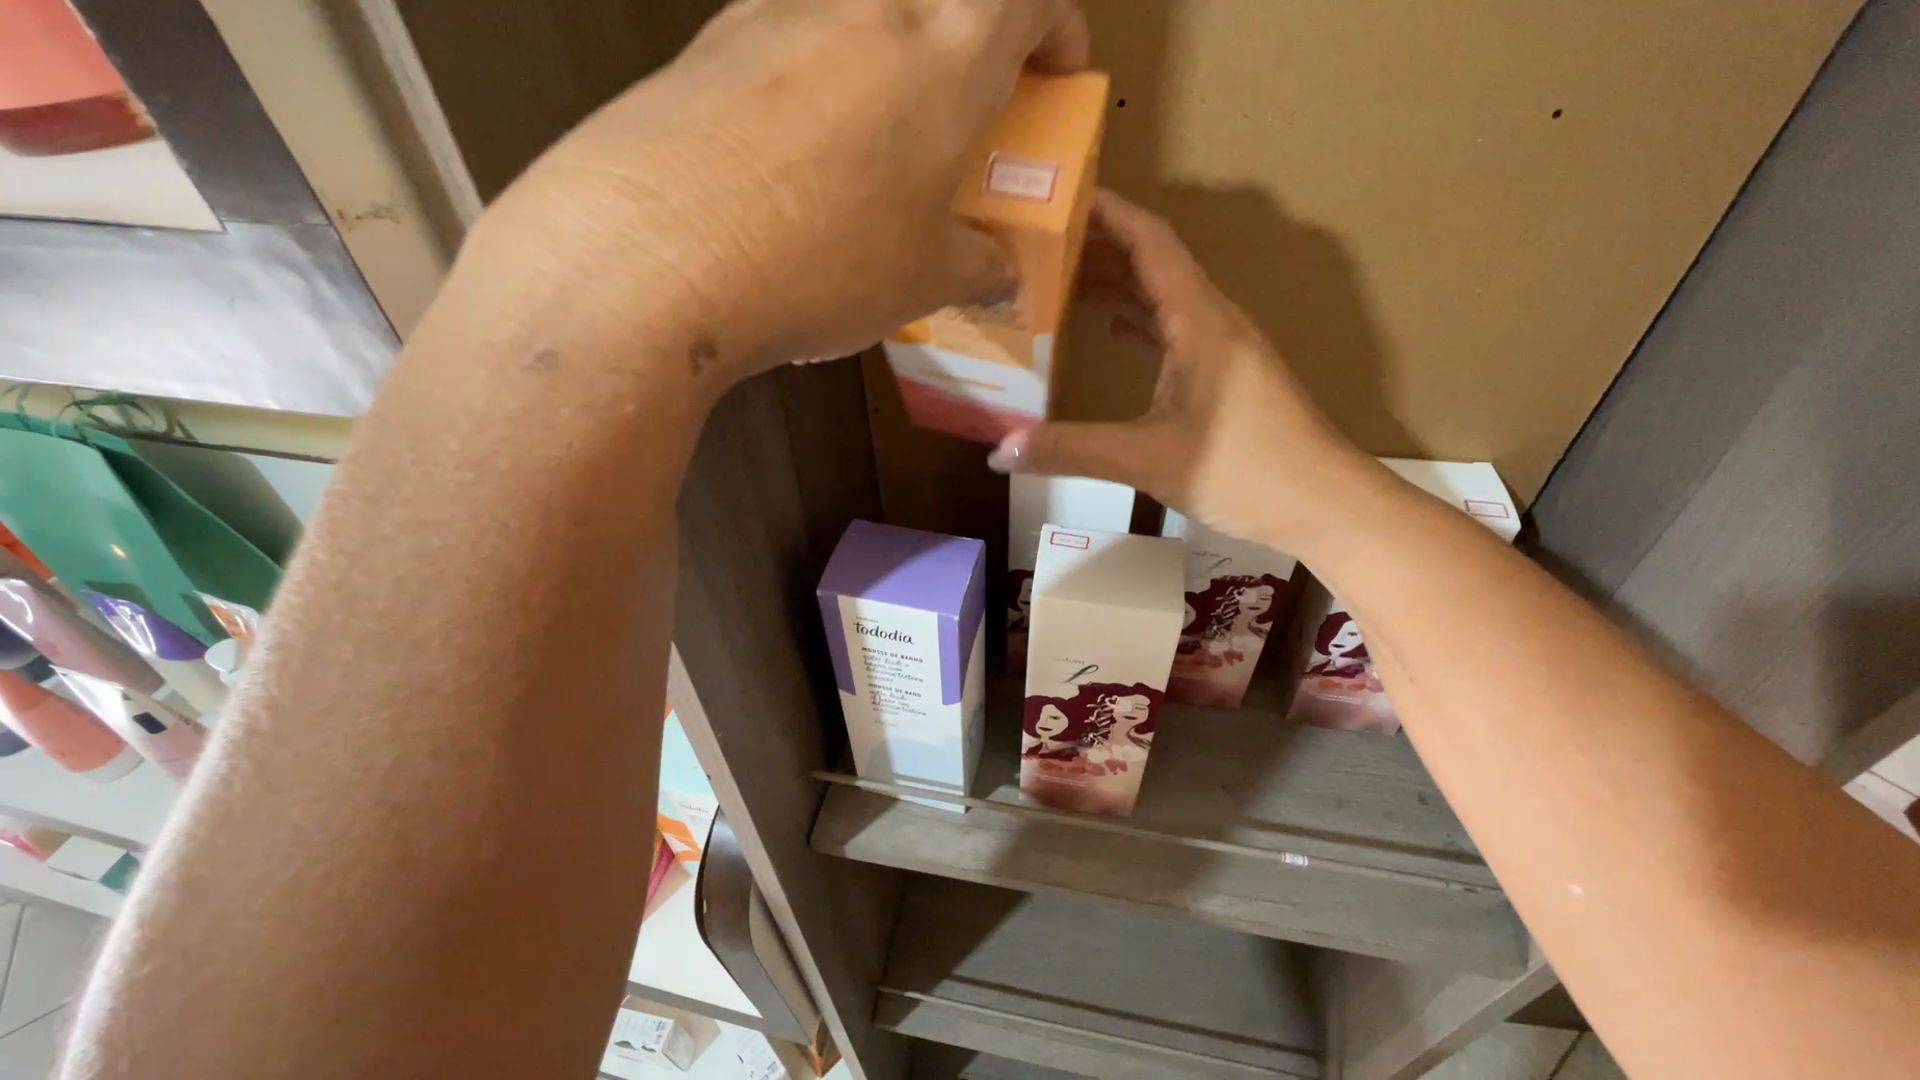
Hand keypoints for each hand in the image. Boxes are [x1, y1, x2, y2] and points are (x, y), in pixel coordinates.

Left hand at [475, 0, 1089, 395]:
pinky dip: (816, 79)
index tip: (1059, 73)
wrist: (653, 254)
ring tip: (876, 142)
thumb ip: (978, 266)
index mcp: (948, 48)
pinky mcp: (710, 39)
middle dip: (971, 41)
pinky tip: (794, 157)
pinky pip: (790, 40)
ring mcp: (780, 9)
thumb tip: (1000, 274)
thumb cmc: (825, 262)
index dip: (1058, 29)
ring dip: (888, 58)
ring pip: (862, 14)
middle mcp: (869, 2)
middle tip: (968, 108)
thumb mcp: (924, 280)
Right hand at [988, 190, 1392, 559]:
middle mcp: (1213, 321)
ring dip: (1115, 286)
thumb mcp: (1149, 460)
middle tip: (1036, 246)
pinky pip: (1173, 330)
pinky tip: (1107, 332)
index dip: (1105, 213)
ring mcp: (1223, 350)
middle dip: (1096, 248)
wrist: (1327, 505)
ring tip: (1056, 283)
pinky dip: (1136, 323)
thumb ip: (1072, 451)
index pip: (1149, 241)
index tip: (1056, 197)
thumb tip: (998, 450)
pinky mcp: (1226, 378)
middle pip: (1151, 263)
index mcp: (1200, 319)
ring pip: (1163, 298)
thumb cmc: (1247, 470)